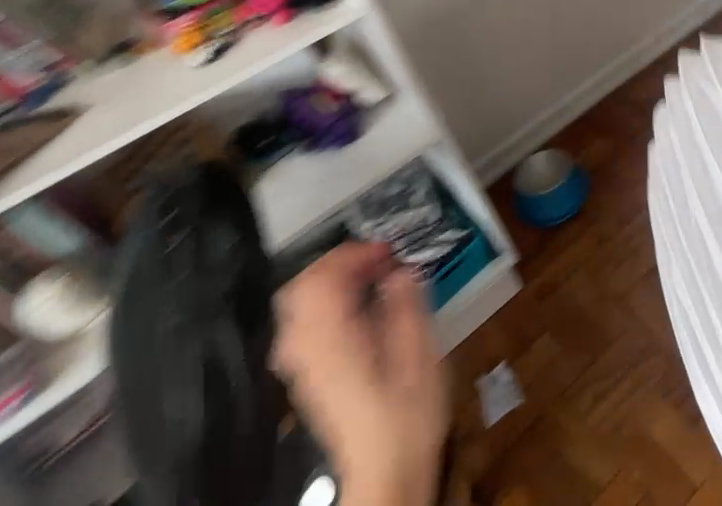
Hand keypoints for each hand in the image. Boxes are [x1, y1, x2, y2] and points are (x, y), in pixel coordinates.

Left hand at [273, 242, 448, 505]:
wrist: (386, 470)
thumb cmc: (408, 415)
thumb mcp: (420, 354)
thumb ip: (407, 306)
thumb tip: (401, 270)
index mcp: (330, 340)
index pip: (321, 279)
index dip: (354, 254)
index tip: (389, 250)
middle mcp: (305, 349)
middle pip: (302, 287)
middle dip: (340, 263)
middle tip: (381, 259)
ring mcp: (302, 364)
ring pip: (300, 304)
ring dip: (334, 281)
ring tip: (375, 277)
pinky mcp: (309, 375)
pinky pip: (305, 323)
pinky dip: (330, 303)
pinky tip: (362, 309)